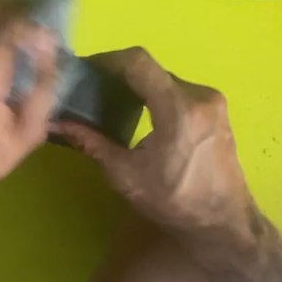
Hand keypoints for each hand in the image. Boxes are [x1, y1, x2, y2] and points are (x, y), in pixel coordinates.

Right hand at [55, 47, 258, 248]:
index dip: (107, 60)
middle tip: (92, 88)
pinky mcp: (216, 111)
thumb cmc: (173, 200)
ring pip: (165, 80)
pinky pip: (179, 91)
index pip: (138, 63)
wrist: (223, 222)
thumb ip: (92, 143)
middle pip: (151, 70)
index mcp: (178, 108)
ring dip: (138, 85)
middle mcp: (199, 96)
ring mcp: (212, 102)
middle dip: (119, 75)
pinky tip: (139, 113)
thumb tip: (59, 124)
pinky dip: (155, 94)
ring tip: (112, 100)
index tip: (85, 69)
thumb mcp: (125, 174)